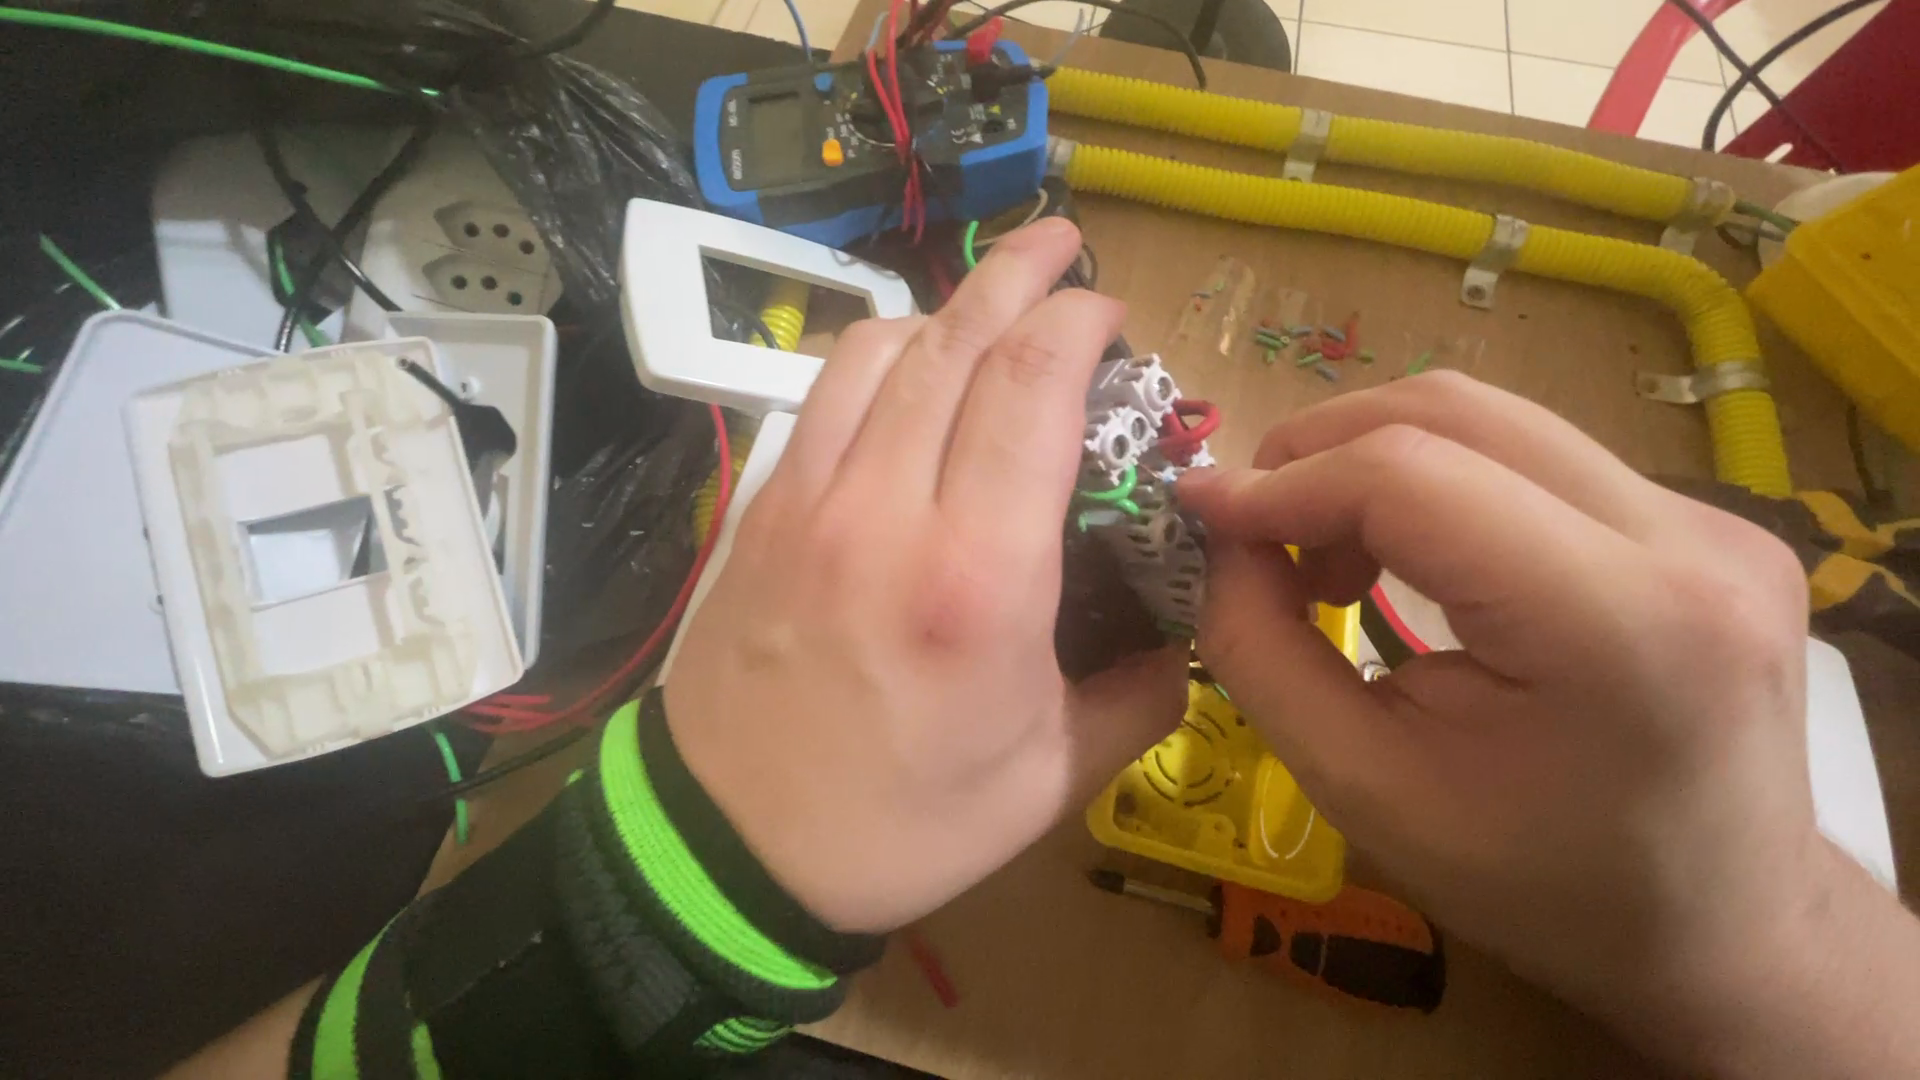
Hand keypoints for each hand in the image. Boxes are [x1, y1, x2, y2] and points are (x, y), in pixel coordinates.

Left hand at [665, 218, 1185, 933]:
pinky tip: (907, 363)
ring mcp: (812, 499)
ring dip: (948, 305)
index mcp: (979, 577)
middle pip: (959, 341)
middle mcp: (891, 510)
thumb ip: (1135, 698)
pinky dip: (880, 352)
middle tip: (1062, 242)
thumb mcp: (1046, 779)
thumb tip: (1179, 641)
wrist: (732, 847)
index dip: (1079, 322)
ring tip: (991, 301)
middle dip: (1021, 273)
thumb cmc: (899, 822)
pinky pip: (826, 392)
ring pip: (882, 349)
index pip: (1034, 387)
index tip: (1111, 314)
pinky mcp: (765, 509)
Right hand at [1177, 372, 1916, 1073]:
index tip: (1198, 513)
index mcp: (1616, 624)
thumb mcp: (1354, 781)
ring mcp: (1708, 515)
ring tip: (1324, 555)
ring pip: (1480, 415)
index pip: (1408, 478)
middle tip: (1253, 530)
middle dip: (1313, 451)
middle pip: (1448, 411)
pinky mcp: (1696, 516)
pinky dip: (1416, 480)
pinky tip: (1394, 553)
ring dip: (1361, 461)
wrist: (1716, 925)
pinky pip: (1514, 450)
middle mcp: (1687, 538)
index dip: (1280, 483)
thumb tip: (1220, 543)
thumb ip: (1258, 649)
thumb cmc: (1526, 877)